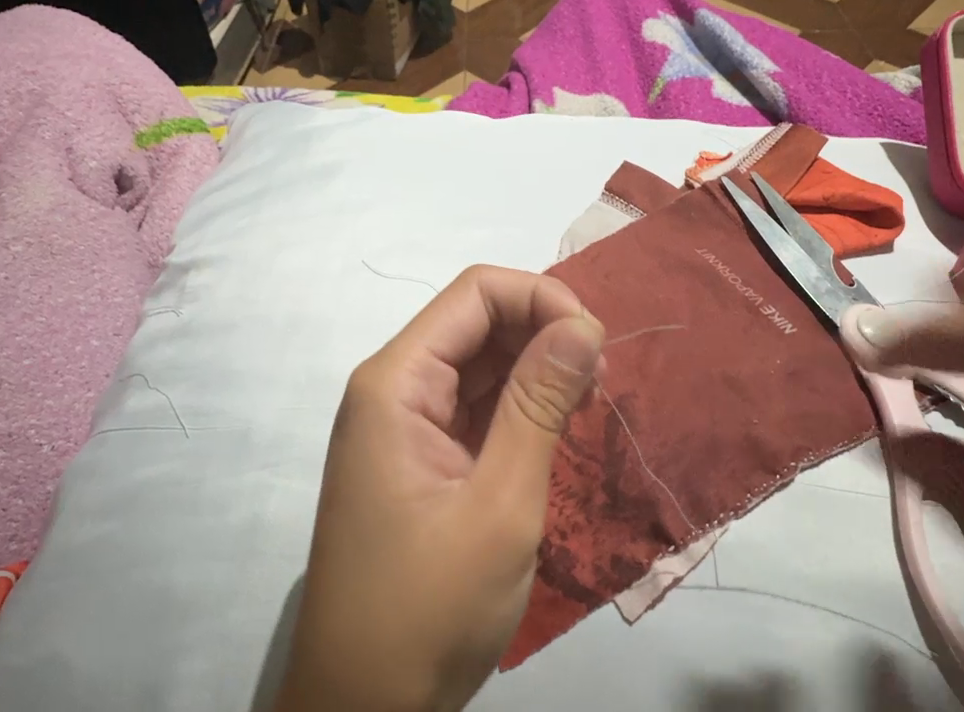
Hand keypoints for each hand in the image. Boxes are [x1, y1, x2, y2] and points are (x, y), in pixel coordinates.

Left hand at [274, 266, 605, 711]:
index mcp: (395, 384)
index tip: (598, 343)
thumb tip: (583, 323)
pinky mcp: (420, 460)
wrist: (361, 707)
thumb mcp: (499, 505)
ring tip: (589, 406)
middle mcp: (393, 390)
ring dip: (537, 371)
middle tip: (602, 381)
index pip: (474, 294)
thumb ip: (539, 406)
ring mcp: (404, 426)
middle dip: (543, 333)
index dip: (541, 297)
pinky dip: (520, 408)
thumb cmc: (427, 608)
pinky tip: (559, 429)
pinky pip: (474, 408)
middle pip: (476, 323)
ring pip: (479, 364)